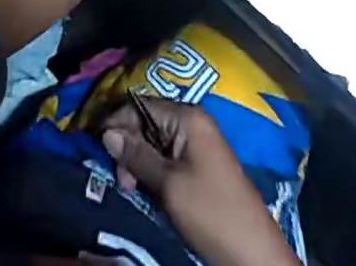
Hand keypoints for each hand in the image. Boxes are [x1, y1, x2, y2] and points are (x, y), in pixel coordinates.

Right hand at [99, 98, 300, 265]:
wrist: (255, 257)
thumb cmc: (211, 214)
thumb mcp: (169, 184)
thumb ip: (136, 155)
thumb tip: (106, 132)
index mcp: (187, 117)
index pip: (139, 104)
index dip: (116, 123)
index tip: (99, 149)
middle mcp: (192, 122)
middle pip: (144, 121)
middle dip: (127, 145)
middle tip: (121, 179)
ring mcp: (197, 143)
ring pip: (152, 141)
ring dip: (137, 161)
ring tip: (131, 188)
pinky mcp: (198, 165)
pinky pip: (165, 156)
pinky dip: (151, 170)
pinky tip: (144, 188)